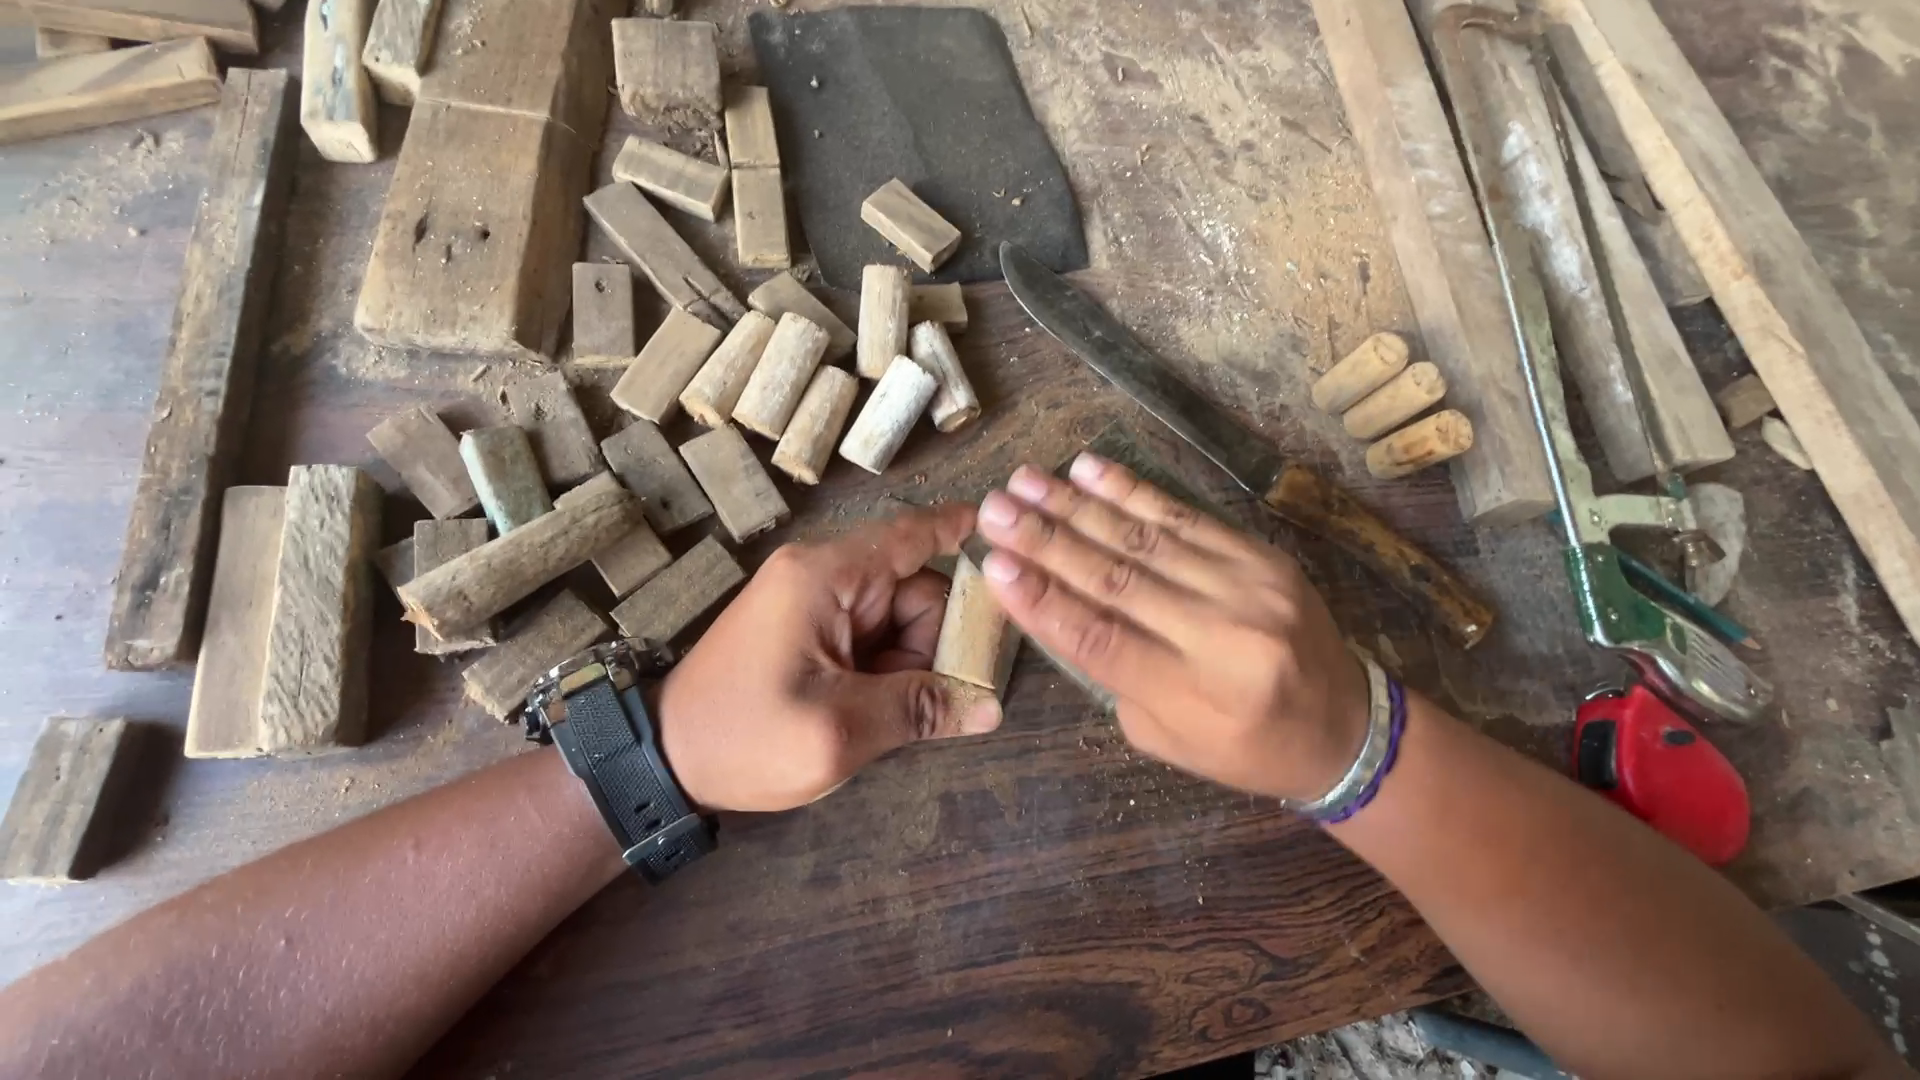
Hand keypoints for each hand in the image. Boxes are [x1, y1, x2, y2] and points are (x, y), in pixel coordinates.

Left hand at [658, 504, 1002, 811]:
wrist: (664, 760)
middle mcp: (824, 577)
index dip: (958, 530)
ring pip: (901, 620)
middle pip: (916, 590)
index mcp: (826, 576)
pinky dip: (890, 670)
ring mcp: (816, 605)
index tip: (1004, 527)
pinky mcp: (812, 632)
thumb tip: (989, 706)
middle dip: (937, 641)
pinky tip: (879, 708)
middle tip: (944, 696)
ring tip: (891, 714)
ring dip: (912, 665)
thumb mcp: (839, 731)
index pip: (908, 535)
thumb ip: (919, 709)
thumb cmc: (745, 736)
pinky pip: (875, 639)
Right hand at [974, 455, 1367, 802]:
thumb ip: (1114, 674)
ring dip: (1076, 507)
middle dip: (1045, 540)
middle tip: (992, 509)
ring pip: (1144, 539)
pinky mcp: (1260, 555)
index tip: (993, 565)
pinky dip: (1131, 491)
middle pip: (1116, 579)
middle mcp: (1223, 634)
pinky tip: (1088, 470)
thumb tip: (1058, 605)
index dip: (1042, 600)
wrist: (1347, 726)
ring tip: (1023, 482)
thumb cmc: (1243, 745)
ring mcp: (1248, 586)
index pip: (1099, 640)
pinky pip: (1184, 516)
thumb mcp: (1166, 735)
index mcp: (1196, 694)